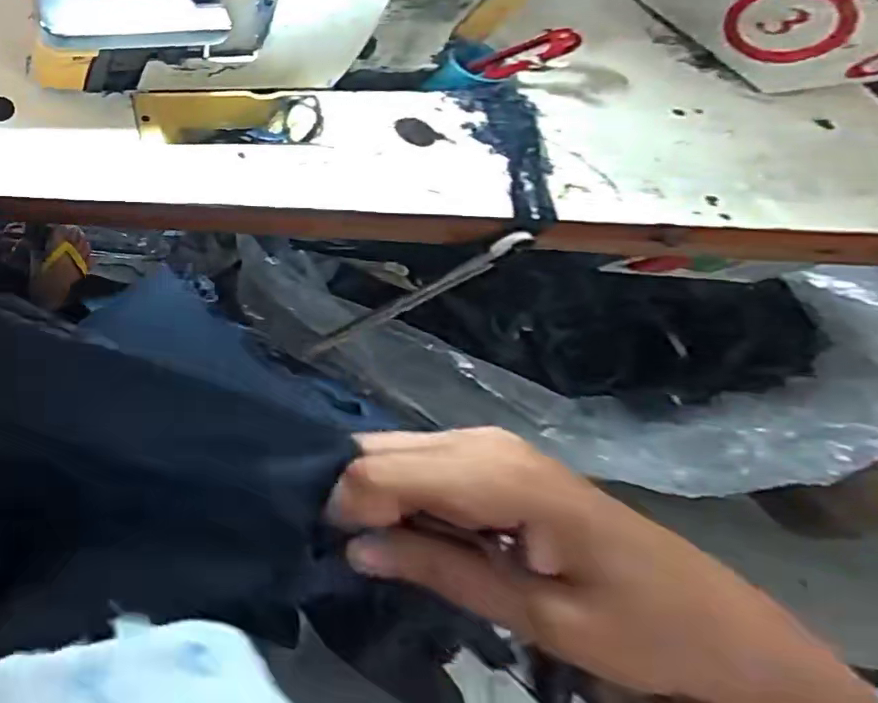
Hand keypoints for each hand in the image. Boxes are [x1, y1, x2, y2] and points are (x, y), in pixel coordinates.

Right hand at [327, 428, 867, 702]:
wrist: (730, 628)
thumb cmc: (647, 629)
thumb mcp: (544, 619)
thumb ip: (441, 573)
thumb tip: (352, 550)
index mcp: (498, 474)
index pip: (380, 471)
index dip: (345, 507)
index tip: (340, 550)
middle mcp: (480, 440)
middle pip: (375, 450)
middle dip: (350, 494)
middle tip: (352, 547)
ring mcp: (484, 441)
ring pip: (386, 449)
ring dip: (370, 492)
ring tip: (376, 540)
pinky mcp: (486, 452)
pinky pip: (413, 458)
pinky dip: (395, 489)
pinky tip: (409, 524)